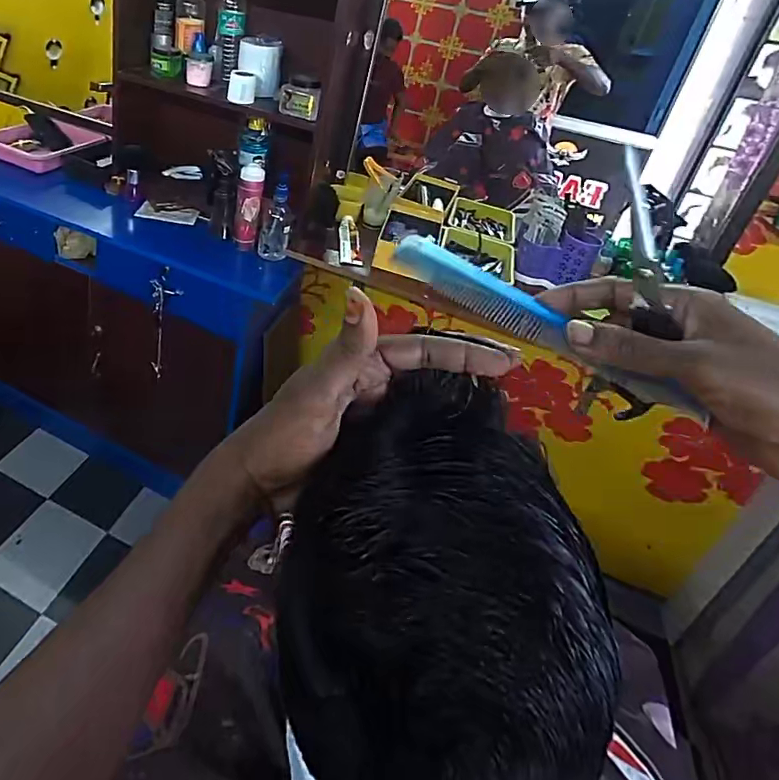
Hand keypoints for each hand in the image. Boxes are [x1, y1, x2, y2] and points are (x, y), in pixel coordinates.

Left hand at [220, 286, 521, 508]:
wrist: (257, 486)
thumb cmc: (284, 433)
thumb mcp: (317, 390)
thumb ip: (345, 349)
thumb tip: (360, 293)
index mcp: (362, 366)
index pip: (421, 350)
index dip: (464, 350)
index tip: (508, 359)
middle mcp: (373, 388)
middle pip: (429, 376)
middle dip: (470, 375)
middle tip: (521, 388)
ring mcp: (375, 421)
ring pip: (425, 407)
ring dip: (459, 408)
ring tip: (506, 420)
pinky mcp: (375, 452)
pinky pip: (414, 440)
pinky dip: (440, 440)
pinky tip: (467, 453)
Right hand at [535, 278, 778, 488]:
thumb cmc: (766, 386)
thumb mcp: (693, 363)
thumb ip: (629, 348)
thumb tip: (571, 332)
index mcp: (686, 305)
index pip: (619, 290)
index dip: (577, 296)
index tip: (539, 306)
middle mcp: (680, 328)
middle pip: (619, 321)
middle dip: (586, 330)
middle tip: (548, 344)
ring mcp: (683, 361)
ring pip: (626, 354)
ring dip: (602, 361)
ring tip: (574, 372)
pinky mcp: (687, 392)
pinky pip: (642, 382)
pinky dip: (623, 386)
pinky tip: (608, 393)